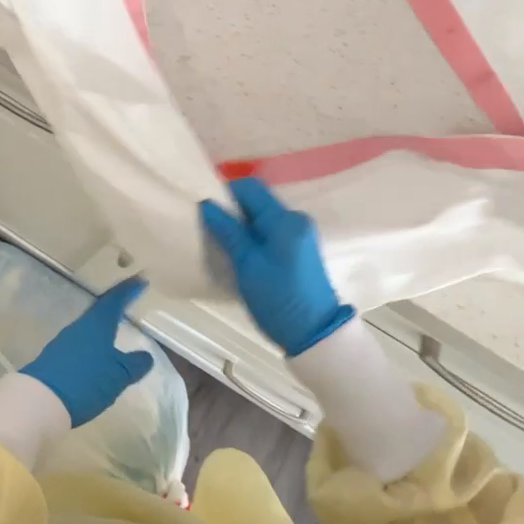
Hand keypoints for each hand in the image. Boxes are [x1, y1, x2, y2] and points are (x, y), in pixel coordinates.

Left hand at [21, 277, 154, 426]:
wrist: (41, 400)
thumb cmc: (86, 380)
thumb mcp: (118, 375)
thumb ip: (134, 364)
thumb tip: (146, 356)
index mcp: (97, 324)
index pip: (115, 299)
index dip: (128, 289)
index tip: (140, 279)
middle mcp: (80, 326)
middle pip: (100, 309)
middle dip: (115, 303)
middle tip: (129, 299)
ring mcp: (65, 341)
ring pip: (89, 325)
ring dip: (103, 323)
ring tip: (116, 325)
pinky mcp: (56, 356)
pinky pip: (81, 341)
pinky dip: (93, 340)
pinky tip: (97, 352)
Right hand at [201, 177, 353, 356]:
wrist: (316, 336)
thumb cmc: (279, 299)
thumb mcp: (247, 265)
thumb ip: (228, 231)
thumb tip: (206, 204)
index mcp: (285, 219)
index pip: (249, 188)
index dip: (225, 195)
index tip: (208, 214)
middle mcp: (296, 219)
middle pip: (257, 202)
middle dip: (233, 213)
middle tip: (213, 233)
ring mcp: (301, 234)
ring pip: (262, 218)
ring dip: (242, 227)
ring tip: (225, 248)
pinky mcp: (300, 249)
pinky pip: (271, 231)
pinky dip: (255, 238)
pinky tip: (243, 257)